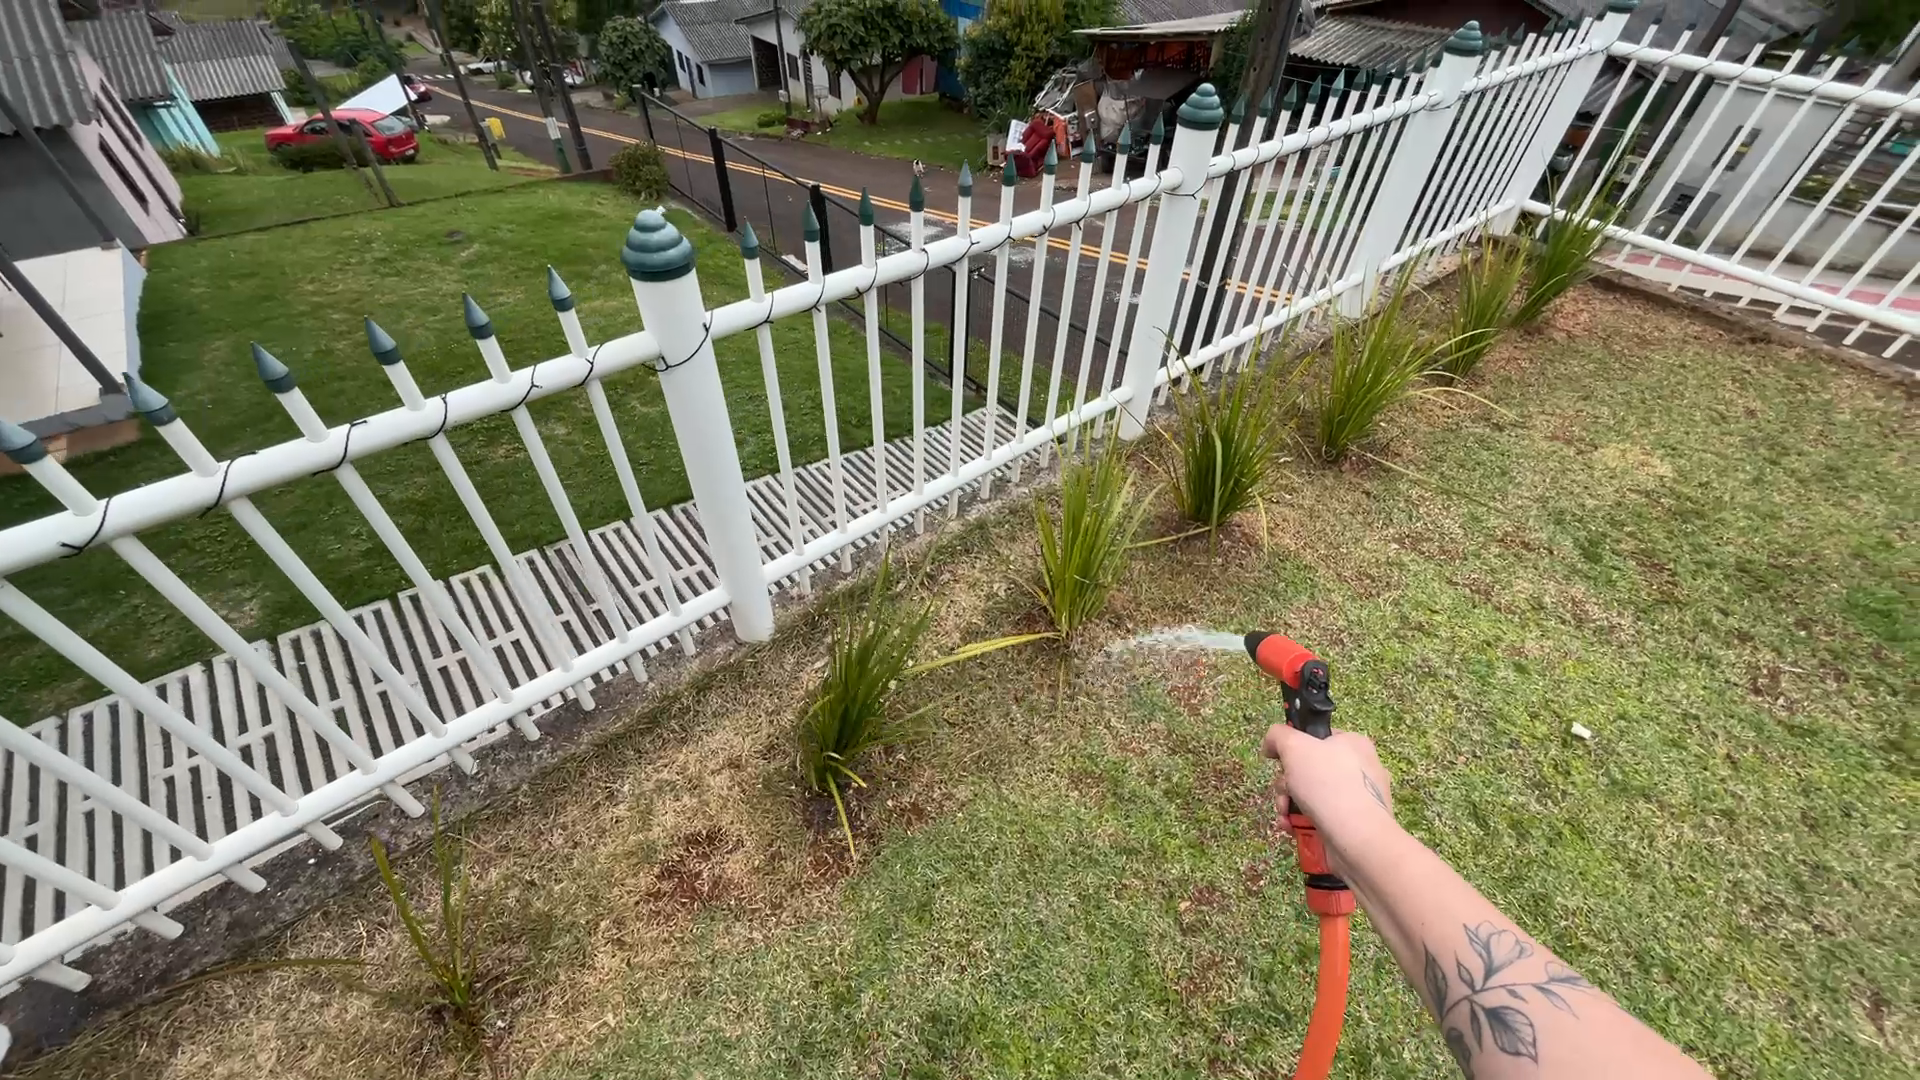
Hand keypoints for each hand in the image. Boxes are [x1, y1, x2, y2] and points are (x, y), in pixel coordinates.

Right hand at [1260, 725, 1396, 870]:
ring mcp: (1359, 799)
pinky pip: (1320, 816)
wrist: (1357, 839)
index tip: (1282, 761)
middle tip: (1285, 792)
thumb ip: (1277, 735)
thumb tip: (1271, 746)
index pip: (1316, 738)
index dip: (1293, 748)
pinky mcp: (1354, 824)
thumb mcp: (1294, 746)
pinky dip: (1302, 821)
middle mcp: (1361, 768)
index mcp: (1354, 744)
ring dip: (1289, 803)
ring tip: (1286, 815)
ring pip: (1310, 793)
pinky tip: (1293, 827)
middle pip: (1308, 768)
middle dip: (1286, 782)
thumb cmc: (1327, 785)